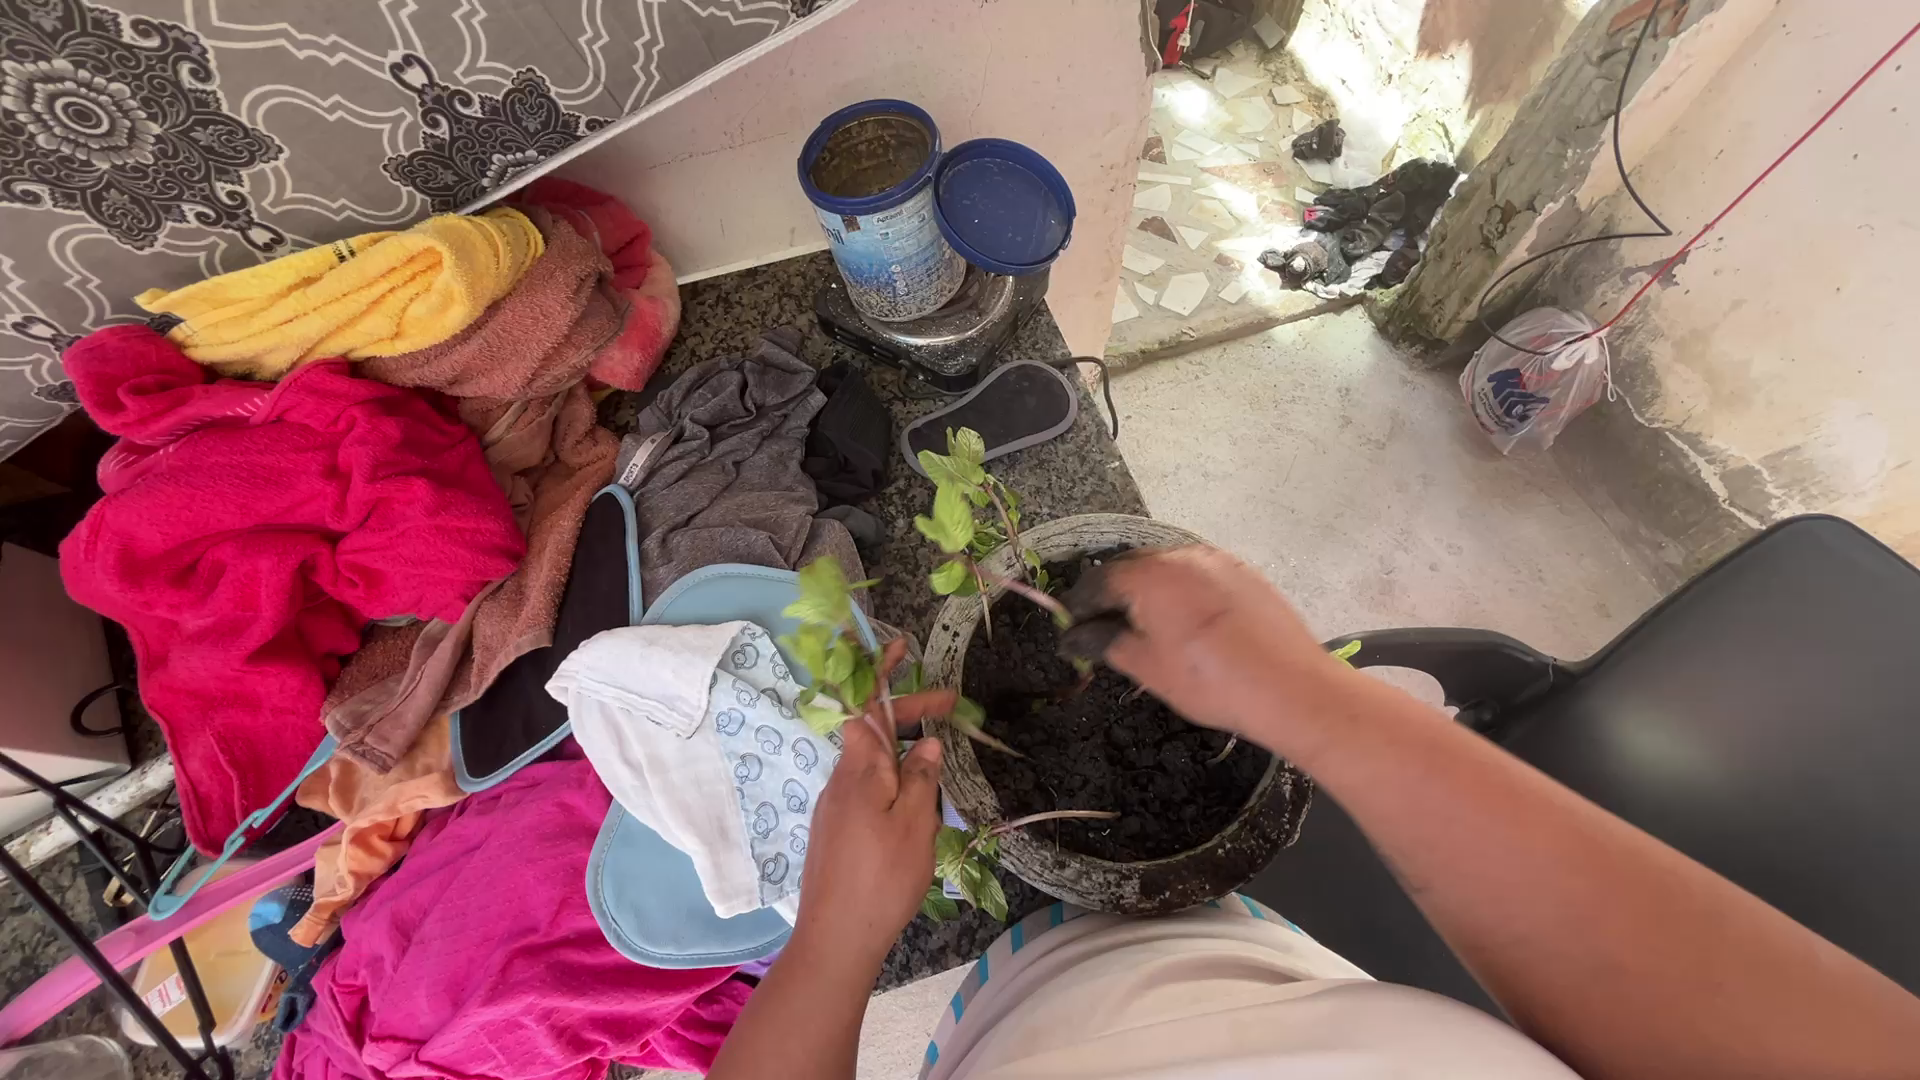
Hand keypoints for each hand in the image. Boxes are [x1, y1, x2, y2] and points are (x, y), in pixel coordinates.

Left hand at [793, 639, 951, 962]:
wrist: (835, 939)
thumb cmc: (881, 877)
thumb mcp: (915, 823)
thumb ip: (921, 777)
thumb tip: (926, 743)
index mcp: (860, 769)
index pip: (867, 705)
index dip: (880, 671)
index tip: (900, 645)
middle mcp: (842, 778)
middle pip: (873, 730)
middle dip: (908, 713)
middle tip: (948, 707)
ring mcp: (835, 804)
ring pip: (873, 762)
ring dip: (903, 752)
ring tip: (936, 768)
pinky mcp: (836, 829)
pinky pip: (867, 787)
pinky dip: (893, 779)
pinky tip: (913, 806)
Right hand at [1059, 545, 1355, 753]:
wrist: (1292, 689)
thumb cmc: (1210, 681)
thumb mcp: (1147, 666)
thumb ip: (1104, 642)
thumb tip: (1074, 637)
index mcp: (1150, 575)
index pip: (1098, 581)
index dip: (1078, 605)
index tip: (1070, 628)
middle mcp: (1181, 556)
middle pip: (1130, 567)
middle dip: (1111, 594)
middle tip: (1101, 626)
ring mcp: (1215, 560)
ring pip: (1165, 567)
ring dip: (1145, 589)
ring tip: (1142, 623)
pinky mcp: (1242, 572)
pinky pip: (1195, 573)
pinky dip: (1178, 590)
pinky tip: (1183, 619)